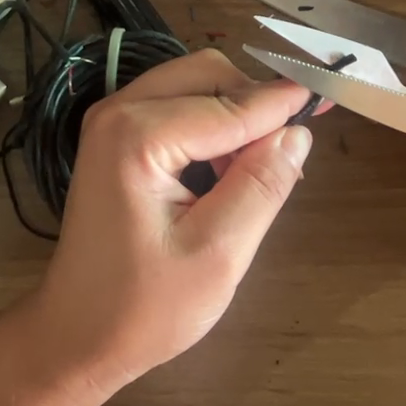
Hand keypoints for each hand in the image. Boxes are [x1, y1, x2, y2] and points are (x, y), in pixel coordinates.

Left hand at [29, 50, 314, 394]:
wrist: (77, 331)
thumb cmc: (144, 306)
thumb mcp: (218, 253)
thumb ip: (261, 186)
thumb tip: (297, 133)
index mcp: (136, 133)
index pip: (227, 105)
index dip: (280, 104)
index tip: (328, 94)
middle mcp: (118, 109)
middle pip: (204, 74)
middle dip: (253, 102)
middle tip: (290, 151)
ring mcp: (111, 119)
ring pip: (190, 84)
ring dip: (233, 112)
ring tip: (263, 167)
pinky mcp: (114, 134)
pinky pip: (174, 105)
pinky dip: (209, 123)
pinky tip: (228, 169)